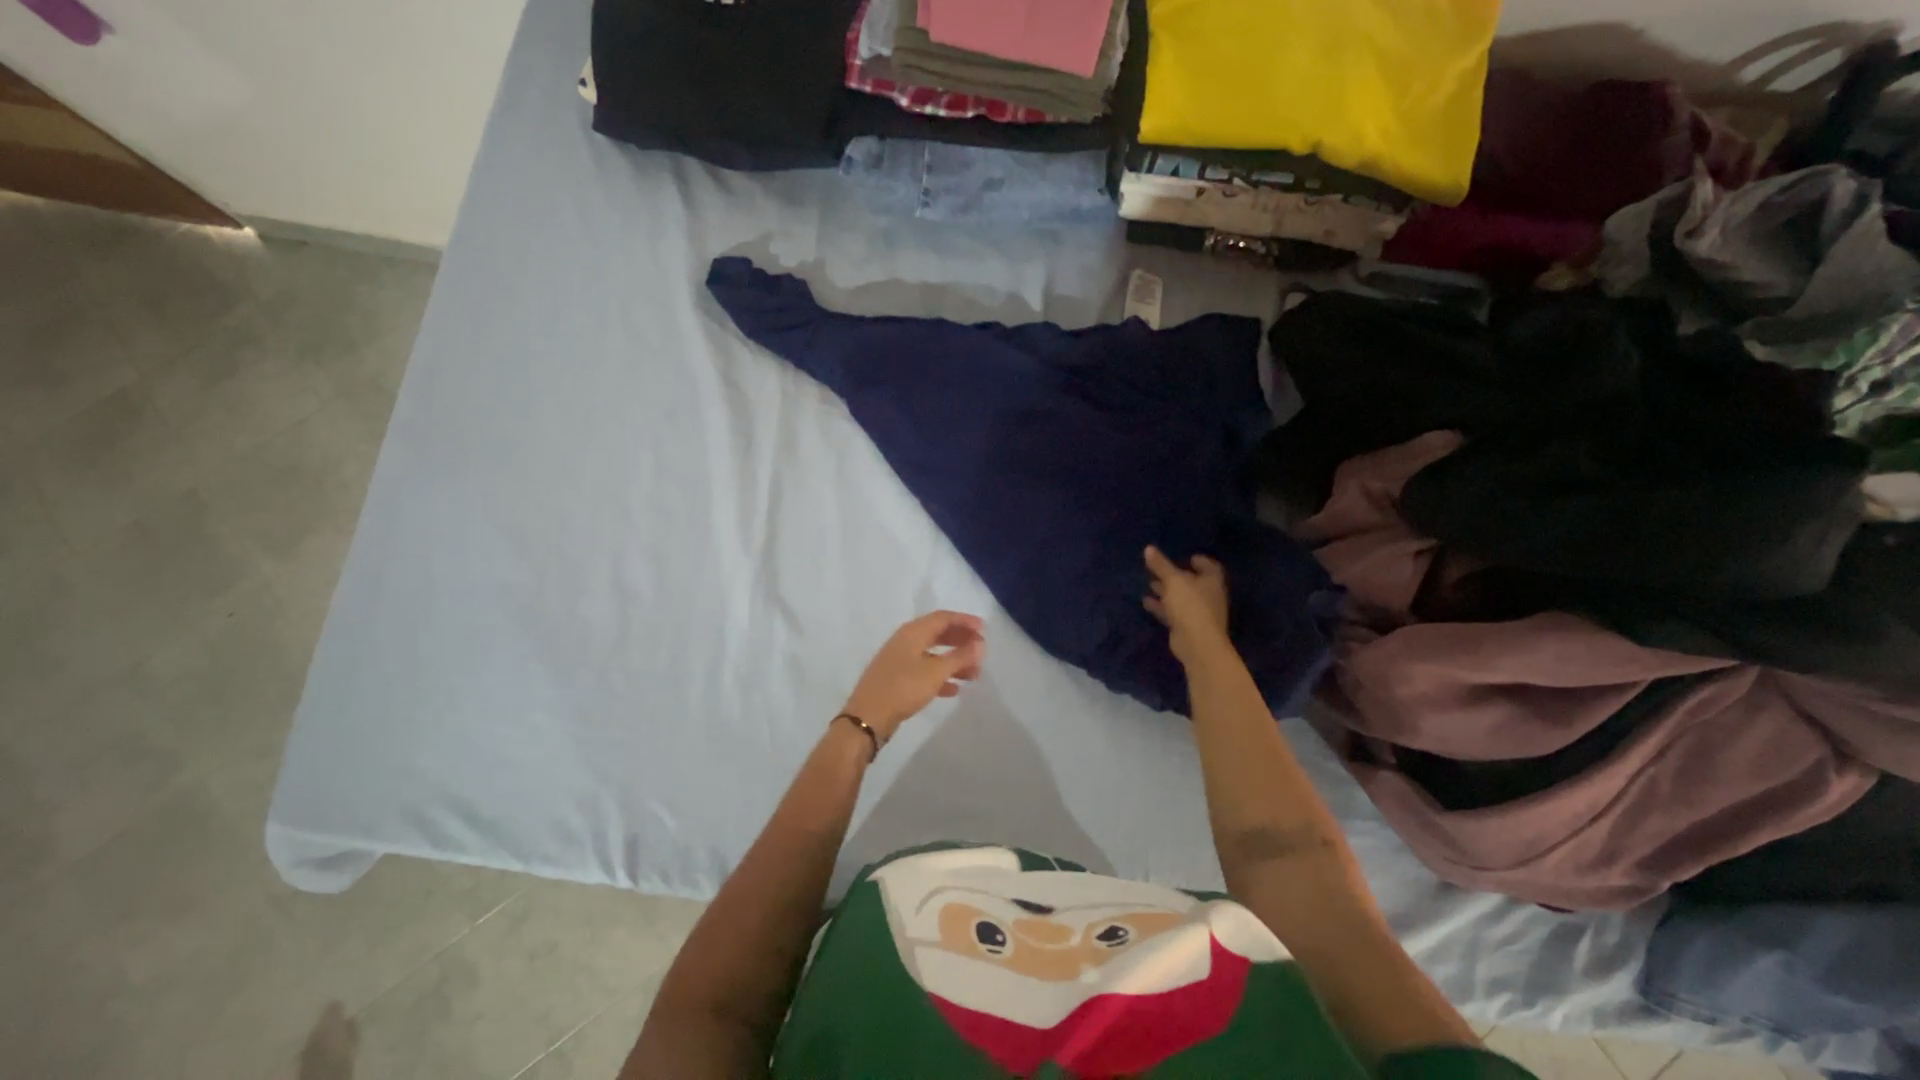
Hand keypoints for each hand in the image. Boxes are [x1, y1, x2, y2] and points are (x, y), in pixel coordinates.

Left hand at [842, 611, 985, 737]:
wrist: (868, 717)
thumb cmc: (903, 688)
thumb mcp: (936, 672)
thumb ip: (960, 657)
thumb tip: (980, 645)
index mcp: (912, 632)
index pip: (942, 618)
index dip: (964, 621)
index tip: (984, 630)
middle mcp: (905, 641)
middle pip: (938, 634)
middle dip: (961, 641)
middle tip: (981, 651)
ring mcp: (899, 661)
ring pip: (932, 655)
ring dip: (954, 661)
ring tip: (974, 674)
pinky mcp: (897, 679)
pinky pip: (924, 672)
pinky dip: (940, 677)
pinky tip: (954, 690)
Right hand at [1144, 545, 1230, 665]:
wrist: (1197, 643)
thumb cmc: (1190, 605)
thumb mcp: (1173, 580)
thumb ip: (1161, 565)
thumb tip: (1149, 548)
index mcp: (1212, 581)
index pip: (1210, 567)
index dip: (1200, 561)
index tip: (1189, 557)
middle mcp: (1209, 596)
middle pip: (1193, 582)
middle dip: (1177, 576)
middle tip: (1161, 569)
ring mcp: (1199, 613)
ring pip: (1181, 598)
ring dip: (1167, 591)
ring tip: (1150, 583)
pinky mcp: (1188, 627)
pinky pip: (1174, 612)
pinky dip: (1162, 606)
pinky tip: (1146, 601)